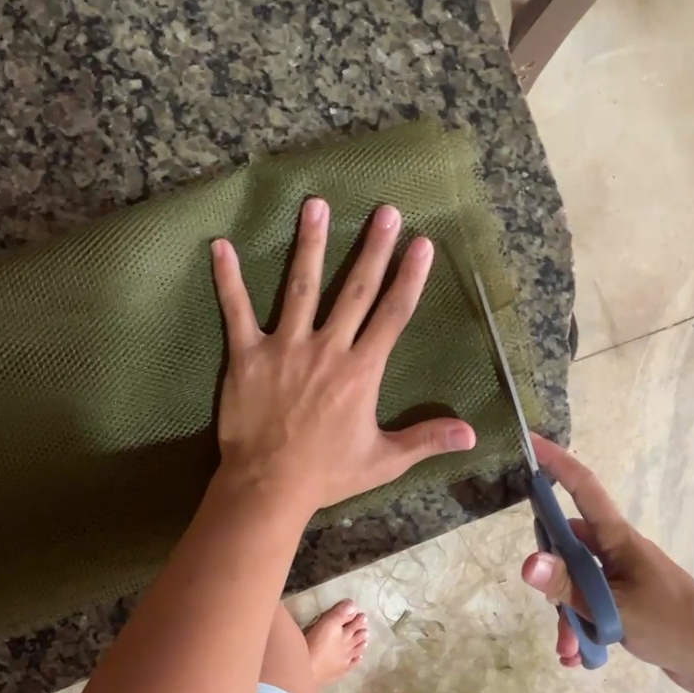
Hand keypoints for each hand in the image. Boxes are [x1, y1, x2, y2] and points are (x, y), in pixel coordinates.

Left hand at [211, 199, 476, 516]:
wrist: (268, 487)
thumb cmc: (327, 474)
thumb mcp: (384, 461)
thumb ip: (426, 440)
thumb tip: (473, 435)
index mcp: (361, 371)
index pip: (392, 315)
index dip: (409, 278)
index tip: (421, 244)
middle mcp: (327, 349)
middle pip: (355, 290)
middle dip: (373, 249)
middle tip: (385, 211)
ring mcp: (285, 347)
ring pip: (301, 287)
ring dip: (310, 244)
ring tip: (316, 206)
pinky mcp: (247, 355)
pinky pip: (237, 311)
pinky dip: (227, 279)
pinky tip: (220, 247)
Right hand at [518, 433, 693, 692]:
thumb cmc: (671, 624)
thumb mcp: (612, 607)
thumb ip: (567, 586)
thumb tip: (526, 563)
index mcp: (618, 539)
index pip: (582, 488)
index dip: (556, 463)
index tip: (529, 441)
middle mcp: (618, 552)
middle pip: (569, 550)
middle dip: (553, 580)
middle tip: (549, 608)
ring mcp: (624, 578)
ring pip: (579, 586)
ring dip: (568, 616)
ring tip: (570, 650)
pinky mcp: (630, 604)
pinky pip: (593, 609)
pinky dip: (583, 630)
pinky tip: (580, 657)